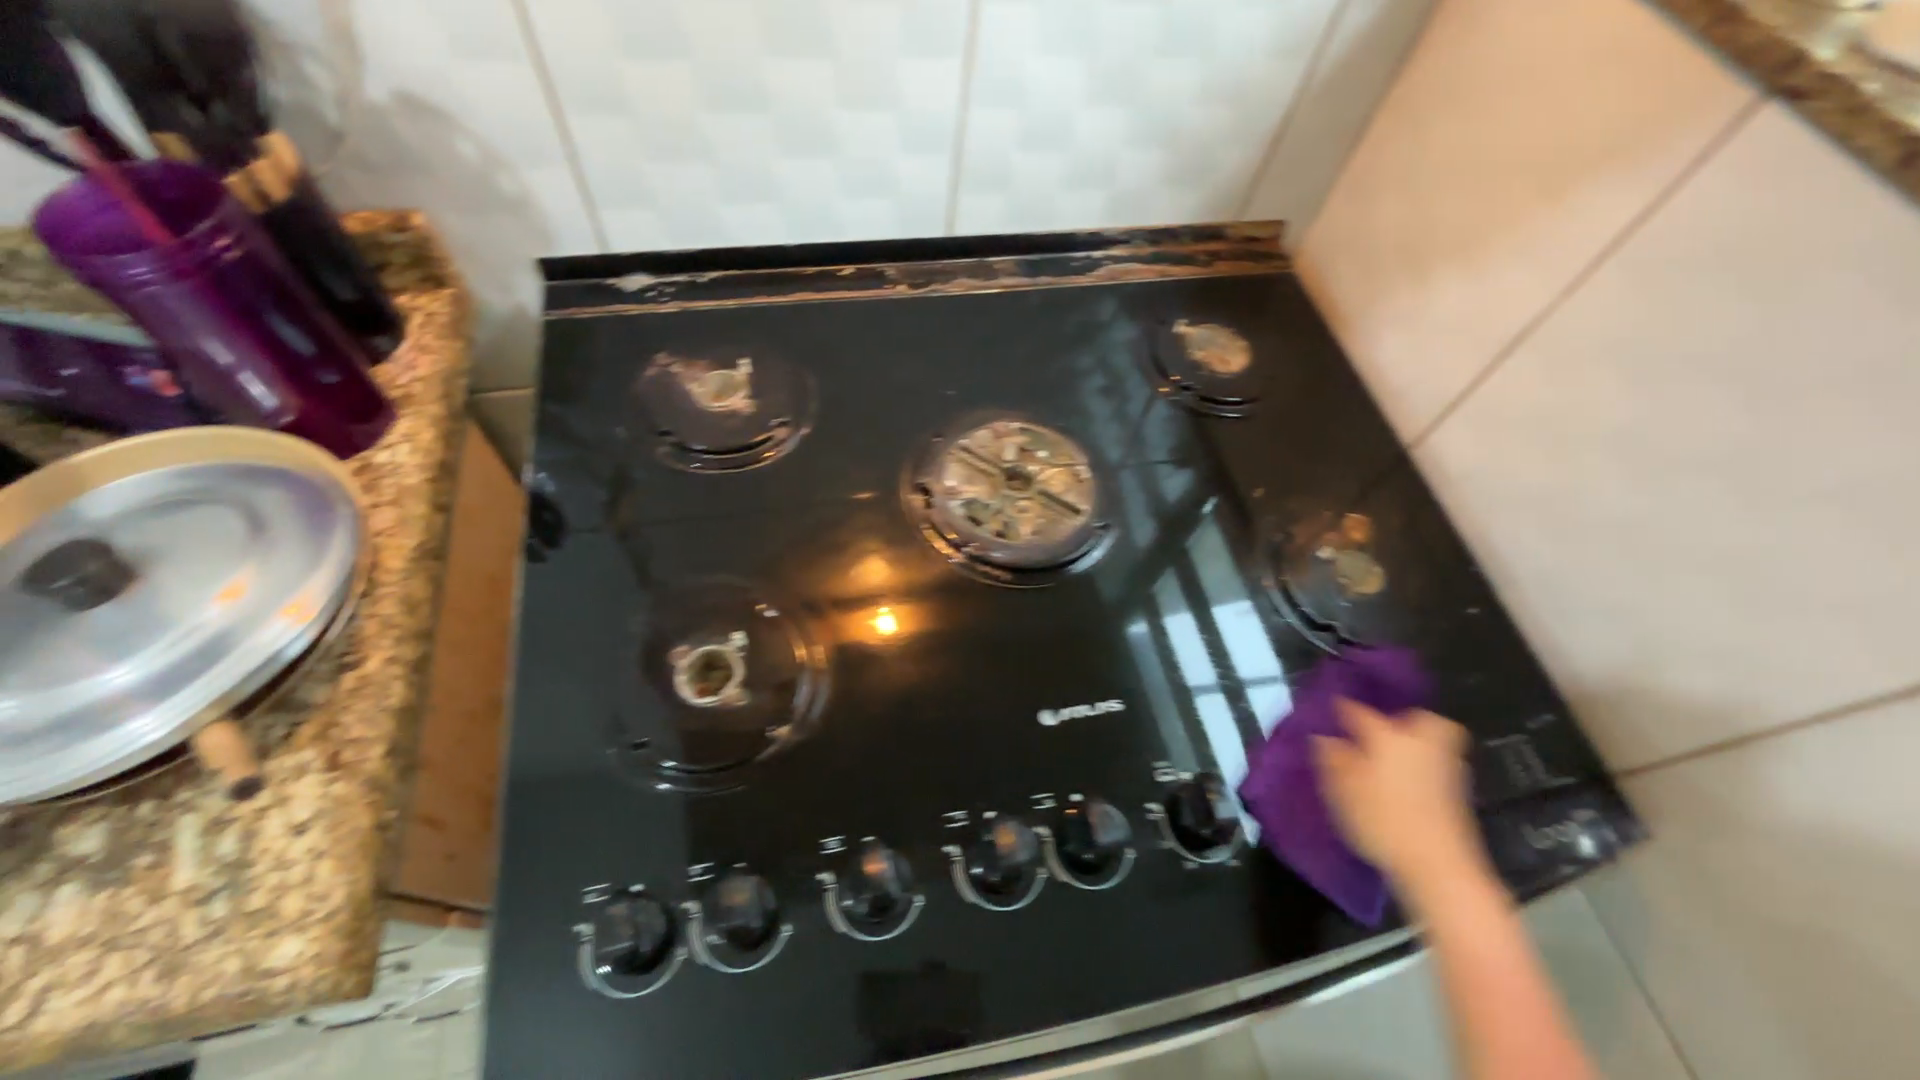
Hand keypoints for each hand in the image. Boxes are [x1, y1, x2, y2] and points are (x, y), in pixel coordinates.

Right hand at [1314, 699, 1485, 890]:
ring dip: (1415, 744)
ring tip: (1393, 759)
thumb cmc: (1382, 821)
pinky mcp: (1459, 791)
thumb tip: (1324, 738)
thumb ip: (1332, 759)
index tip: (1332, 708)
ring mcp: (1446, 765)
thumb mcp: (1343, 791)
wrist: (1439, 864)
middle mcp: (1420, 742)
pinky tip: (1408, 784)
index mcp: (1387, 736)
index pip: (1359, 713)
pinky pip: (1438, 764)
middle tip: (1381, 734)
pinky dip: (1424, 767)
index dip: (1343, 709)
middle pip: (1417, 718)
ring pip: (1431, 740)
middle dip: (1401, 720)